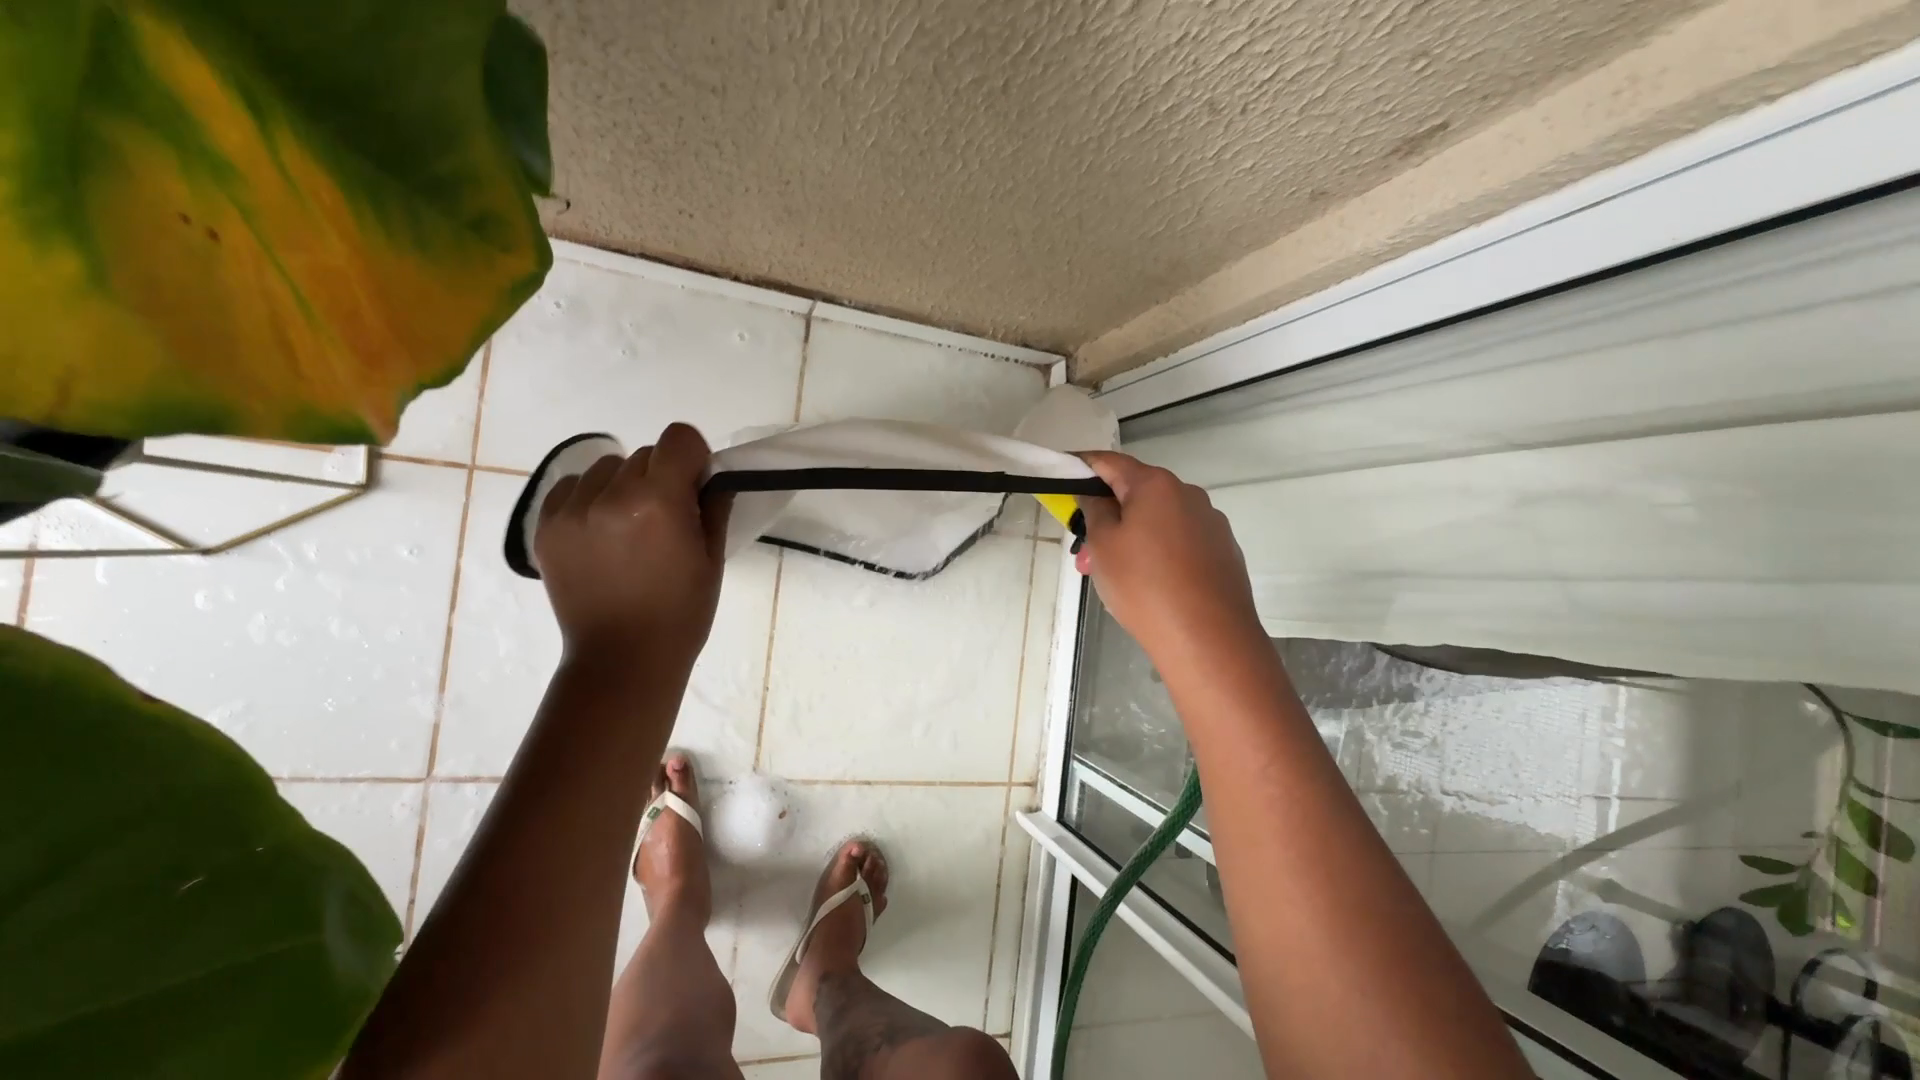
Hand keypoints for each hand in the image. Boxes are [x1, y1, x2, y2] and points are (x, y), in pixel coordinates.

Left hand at [533, 423, 732, 669]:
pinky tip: (601, 531)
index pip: (679, 438)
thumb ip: (713, 505)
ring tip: (629, 527)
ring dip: (624, 485)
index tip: (696, 486)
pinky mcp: (546, 526)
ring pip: (608, 467)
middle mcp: (611, 496)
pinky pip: (572, 487)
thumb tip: (710, 475)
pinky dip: (590, 498)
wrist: (622, 659)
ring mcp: (572, 511)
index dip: (694, 456)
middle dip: (662, 476)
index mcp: (658, 502)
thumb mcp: (712, 559)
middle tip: (667, 519)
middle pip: (645, 453)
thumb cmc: (680, 614)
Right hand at [1075, 451, 1263, 665]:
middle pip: (1137, 492)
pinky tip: (1152, 585)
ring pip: (1160, 520)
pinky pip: (1181, 542)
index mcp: (1156, 485)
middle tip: (1085, 551)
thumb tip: (1095, 493)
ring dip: (1133, 536)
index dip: (1081, 465)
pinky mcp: (1224, 552)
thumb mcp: (1103, 546)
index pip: (1109, 461)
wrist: (1208, 638)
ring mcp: (1211, 523)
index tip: (1060, 475)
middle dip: (1107, 514)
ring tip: (1117, 576)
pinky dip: (1159, 552)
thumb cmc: (1144, 586)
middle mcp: (1189, 495)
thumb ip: (1094, 510)